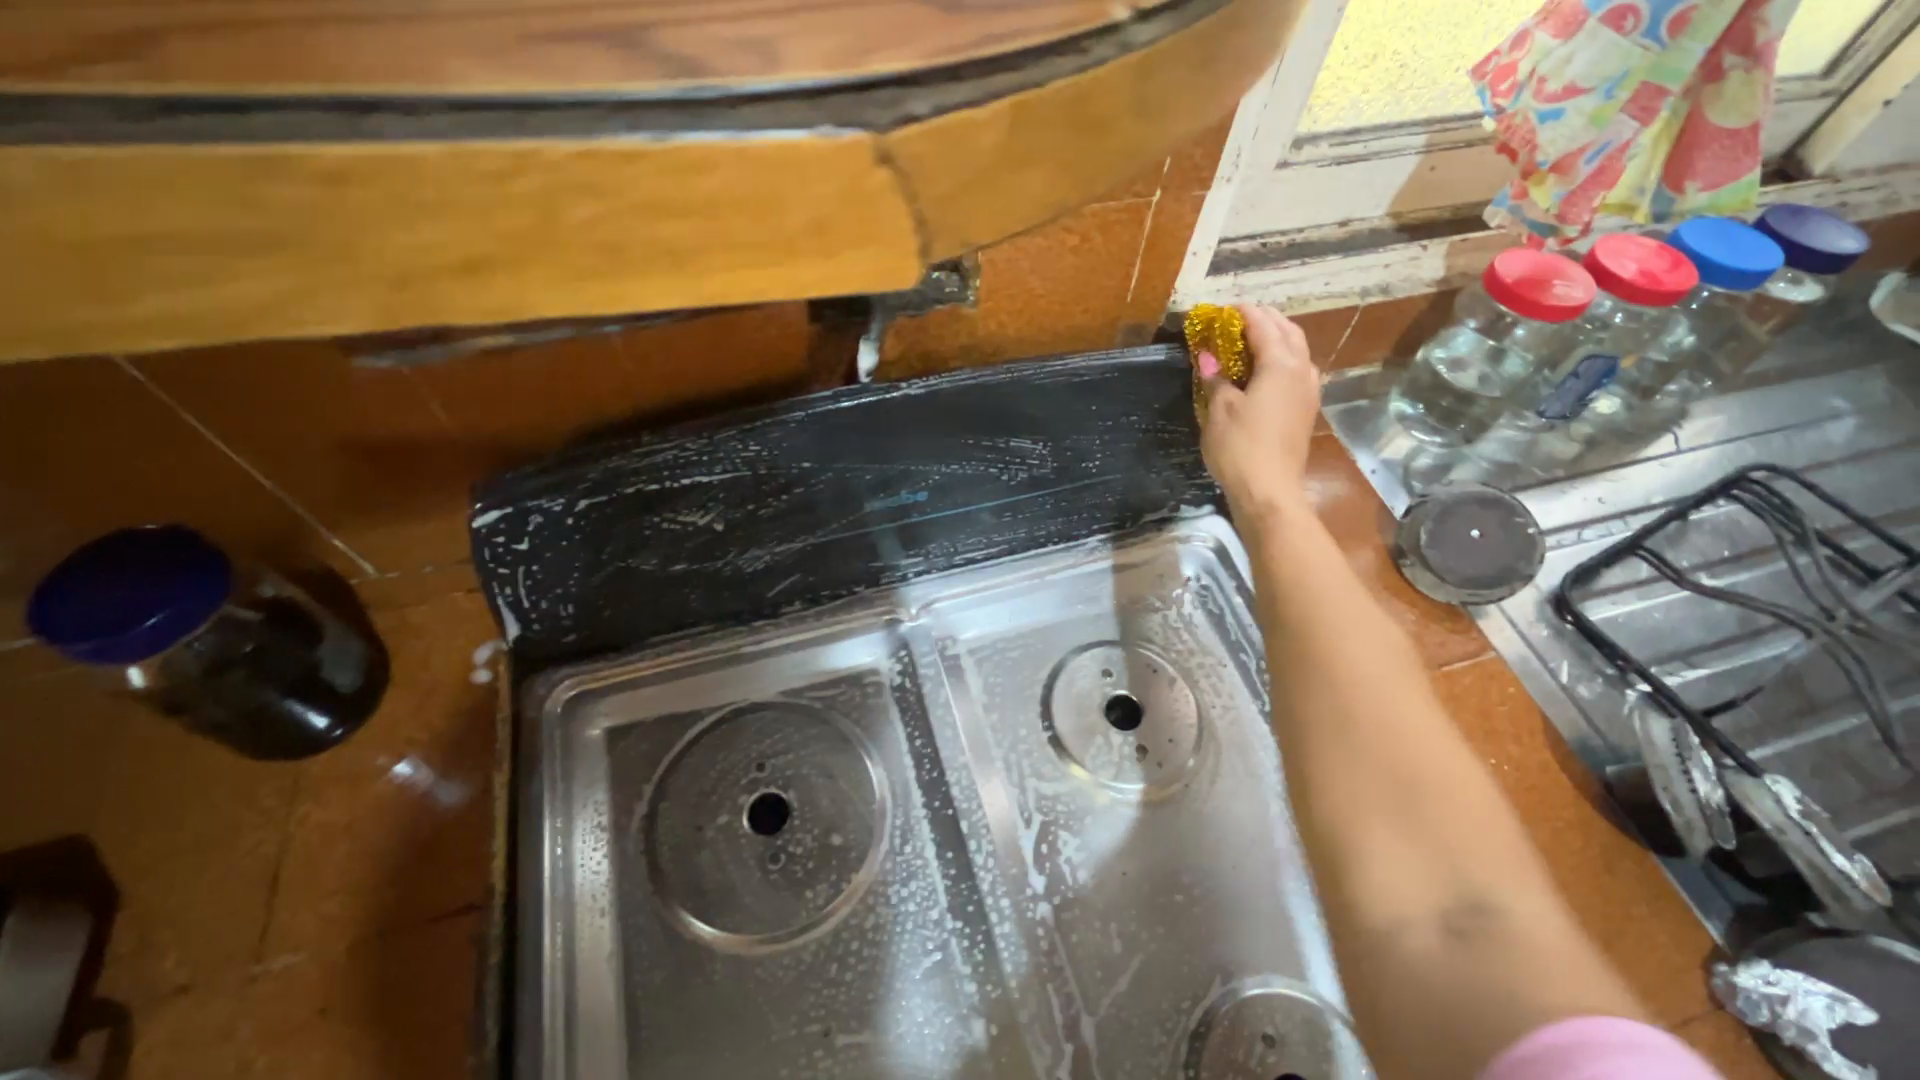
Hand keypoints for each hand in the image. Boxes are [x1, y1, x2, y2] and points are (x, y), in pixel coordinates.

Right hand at [1197, 304, 1321, 519]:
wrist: (1270, 491)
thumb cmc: (1240, 447)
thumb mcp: (1219, 409)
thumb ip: (1216, 377)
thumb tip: (1207, 357)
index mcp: (1280, 364)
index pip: (1262, 324)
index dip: (1241, 313)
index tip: (1222, 309)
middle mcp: (1301, 370)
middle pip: (1287, 331)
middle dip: (1264, 320)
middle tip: (1238, 319)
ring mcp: (1308, 390)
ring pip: (1297, 350)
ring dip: (1277, 338)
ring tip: (1252, 340)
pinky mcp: (1306, 409)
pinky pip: (1298, 370)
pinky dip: (1282, 360)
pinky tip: (1266, 370)